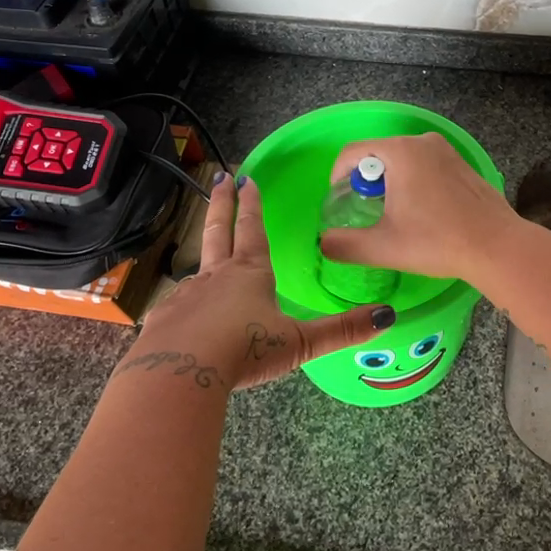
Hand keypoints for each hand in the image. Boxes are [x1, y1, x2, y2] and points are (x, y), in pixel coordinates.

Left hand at [124, 175, 393, 390]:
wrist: (180, 374)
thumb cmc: (245, 350)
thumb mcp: (301, 342)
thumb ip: (342, 330)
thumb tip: (387, 315)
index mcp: (251, 274)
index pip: (253, 230)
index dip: (252, 204)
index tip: (247, 178)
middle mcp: (216, 277)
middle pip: (218, 231)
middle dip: (222, 203)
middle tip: (220, 176)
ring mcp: (185, 296)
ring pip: (197, 269)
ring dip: (204, 254)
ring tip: (207, 256)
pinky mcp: (163, 321)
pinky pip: (177, 306)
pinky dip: (184, 305)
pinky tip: (185, 318)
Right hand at [318, 133, 517, 283]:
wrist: (497, 247)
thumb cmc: (437, 242)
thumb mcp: (383, 247)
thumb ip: (343, 244)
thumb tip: (323, 243)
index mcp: (400, 151)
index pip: (352, 152)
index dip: (337, 177)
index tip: (340, 203)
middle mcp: (422, 142)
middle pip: (377, 154)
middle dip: (365, 182)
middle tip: (366, 213)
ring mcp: (446, 150)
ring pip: (402, 160)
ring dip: (390, 184)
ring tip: (394, 216)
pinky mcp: (462, 164)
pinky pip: (424, 166)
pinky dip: (414, 183)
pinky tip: (422, 214)